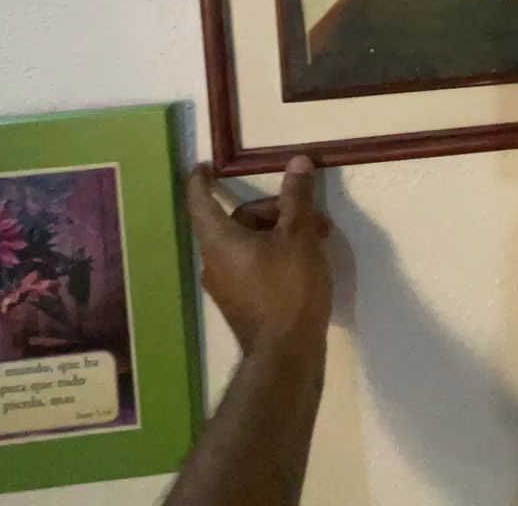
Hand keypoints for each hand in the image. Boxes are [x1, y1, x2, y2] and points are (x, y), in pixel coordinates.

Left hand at [186, 155, 333, 356]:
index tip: (204, 166)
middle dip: (274, 209)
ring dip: (281, 230)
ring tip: (317, 235)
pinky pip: (254, 262)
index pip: (200, 202)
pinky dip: (276, 251)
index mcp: (220, 241)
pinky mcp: (242, 301)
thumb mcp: (299, 235)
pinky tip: (305, 258)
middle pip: (239, 219)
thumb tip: (297, 162)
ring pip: (250, 242)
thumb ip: (297, 197)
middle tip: (310, 213)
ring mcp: (227, 284)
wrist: (286, 354)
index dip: (200, 181)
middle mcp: (215, 261)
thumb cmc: (288, 287)